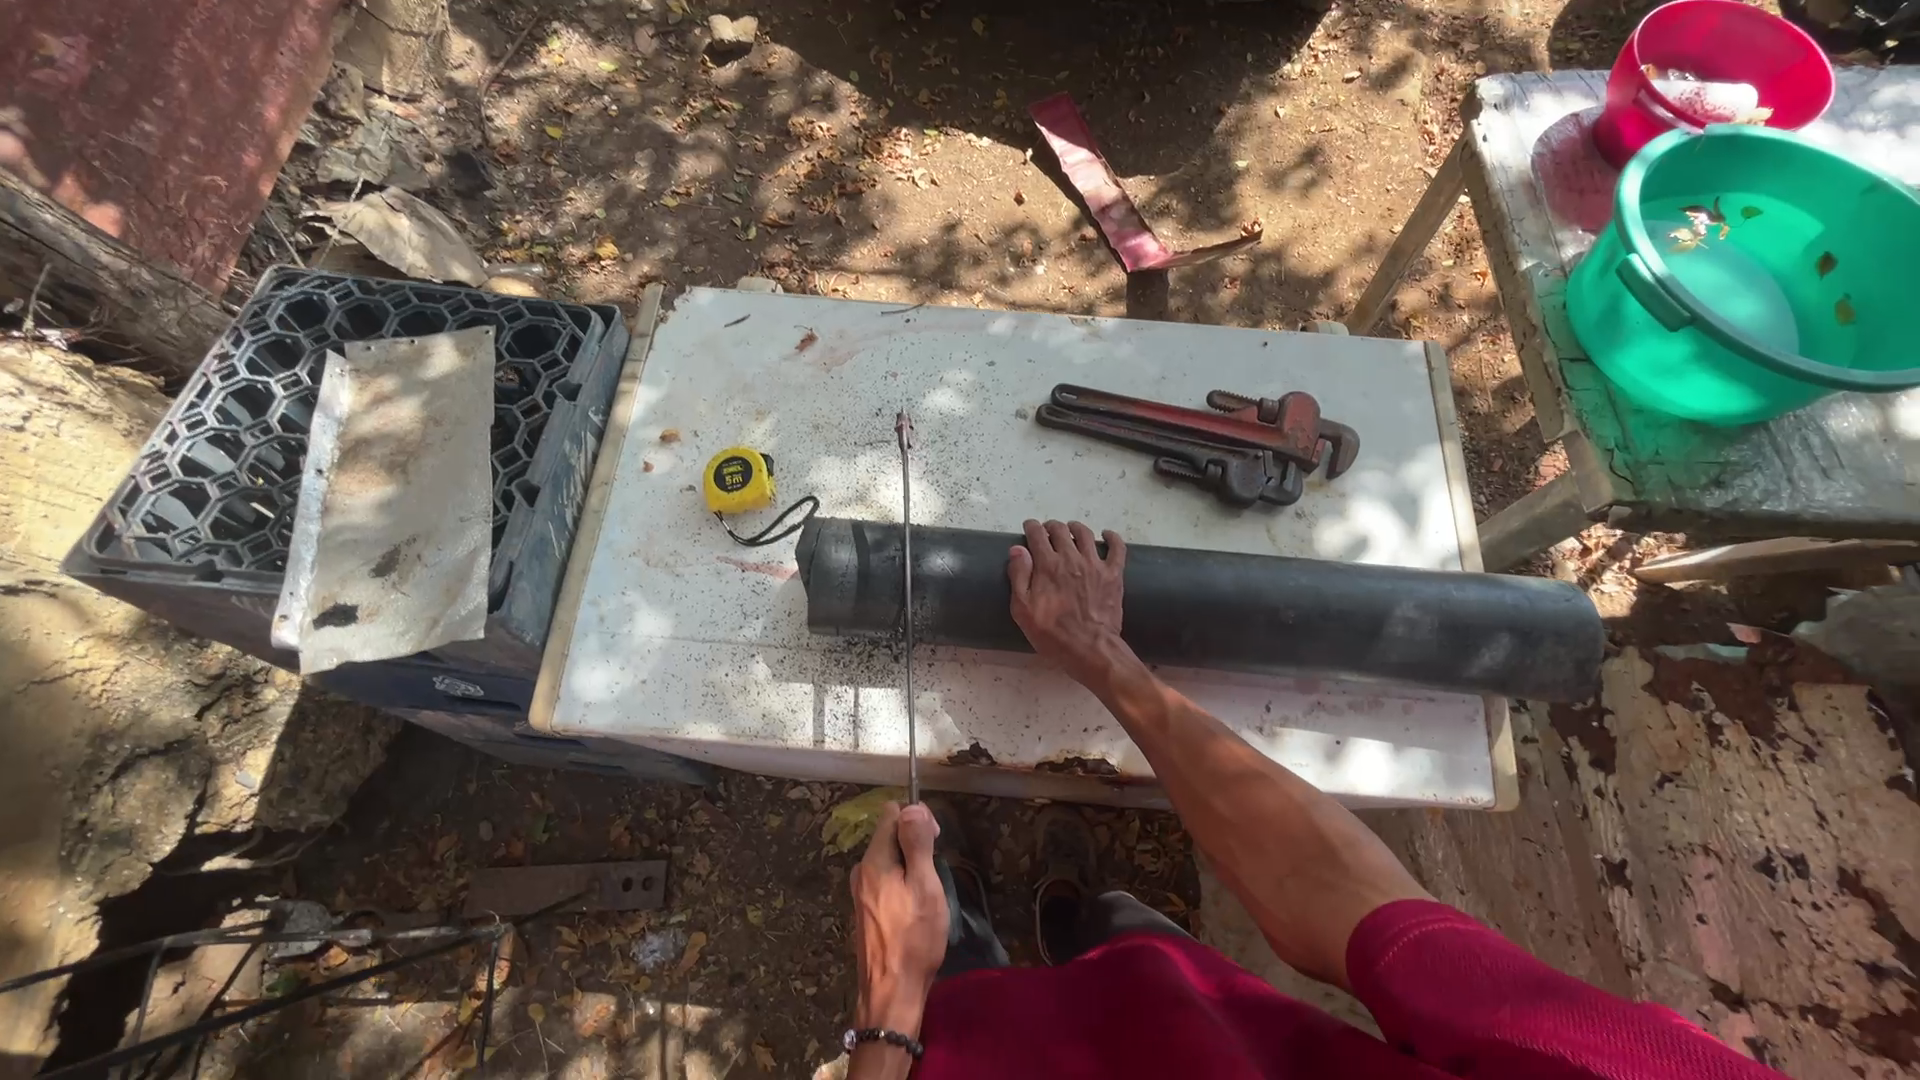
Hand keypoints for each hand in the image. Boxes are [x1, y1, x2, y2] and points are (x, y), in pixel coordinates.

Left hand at [850, 802, 947, 1037]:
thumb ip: (916, 844)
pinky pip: (884, 879)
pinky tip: (913, 908)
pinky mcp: (865, 910)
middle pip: (889, 834)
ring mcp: (860, 892)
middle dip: (914, 843)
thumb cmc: (914, 939)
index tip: (935, 841)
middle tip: (934, 873)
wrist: (891, 994)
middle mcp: (861, 870)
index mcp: (874, 859)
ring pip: (888, 858)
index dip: (916, 818)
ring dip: (909, 865)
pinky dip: (901, 883)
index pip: (891, 813)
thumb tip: (911, 806)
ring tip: (927, 894)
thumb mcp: (924, 886)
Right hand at [1007, 519, 1129, 687]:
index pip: (1037, 535)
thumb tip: (1018, 549)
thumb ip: (1019, 576)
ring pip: (1085, 534)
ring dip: (1075, 527)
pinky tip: (1107, 534)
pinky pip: (1117, 548)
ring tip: (1071, 529)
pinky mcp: (1113, 574)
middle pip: (1060, 530)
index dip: (1031, 527)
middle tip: (1047, 531)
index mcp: (1047, 564)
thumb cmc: (1052, 633)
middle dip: (1051, 526)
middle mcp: (1071, 557)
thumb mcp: (1022, 609)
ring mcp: (1095, 564)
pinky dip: (1112, 537)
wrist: (1089, 648)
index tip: (1029, 527)